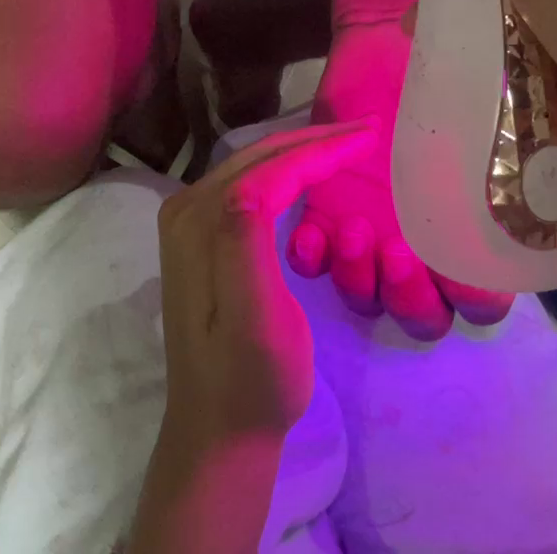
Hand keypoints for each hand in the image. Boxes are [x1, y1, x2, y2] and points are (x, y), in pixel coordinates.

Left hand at [156, 121, 374, 442]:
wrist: (219, 427)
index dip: (321, 148)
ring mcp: (189, 225)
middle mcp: (186, 211)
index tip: (370, 137)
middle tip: (365, 129)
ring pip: (252, 166)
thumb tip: (254, 186)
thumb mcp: (256, 318)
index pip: (269, 167)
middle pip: (257, 157)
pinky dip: (284, 171)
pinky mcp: (200, 240)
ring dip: (300, 149)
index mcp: (201, 224)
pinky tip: (309, 173)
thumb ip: (246, 243)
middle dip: (313, 139)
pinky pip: (247, 185)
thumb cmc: (252, 378)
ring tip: (346, 142)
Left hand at [290, 23, 514, 340]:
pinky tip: (313, 229)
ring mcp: (368, 236)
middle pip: (422, 317)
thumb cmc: (447, 73)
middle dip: (411, 299)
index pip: (483, 301)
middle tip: (398, 250)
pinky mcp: (323, 213)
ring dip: (359, 279)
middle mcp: (420, 247)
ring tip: (354, 230)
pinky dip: (311, 258)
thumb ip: (524, 142)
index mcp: (467, 232)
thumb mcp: (491, 107)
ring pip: (366, 300)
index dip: (473, 296)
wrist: (383, 40)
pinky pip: (311, 264)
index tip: (458, 256)